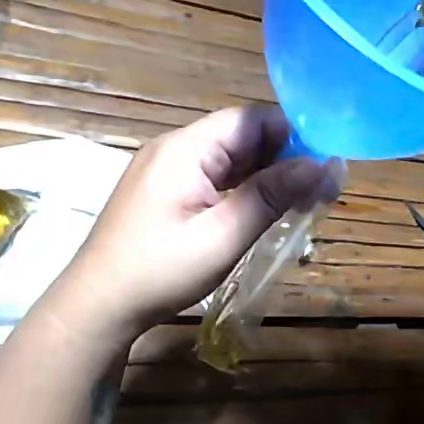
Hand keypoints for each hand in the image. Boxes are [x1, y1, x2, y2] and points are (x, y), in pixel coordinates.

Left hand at [49, 106, 343, 339]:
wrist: (98, 304)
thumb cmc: (159, 271)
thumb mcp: (222, 237)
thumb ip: (270, 197)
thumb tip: (321, 164)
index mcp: (185, 148)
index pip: (250, 119)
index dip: (292, 135)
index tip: (325, 164)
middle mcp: (173, 148)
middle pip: (240, 136)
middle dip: (282, 158)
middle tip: (320, 192)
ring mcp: (164, 170)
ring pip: (227, 159)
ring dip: (263, 177)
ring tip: (299, 205)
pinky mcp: (161, 191)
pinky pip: (209, 177)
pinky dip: (238, 190)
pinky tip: (260, 211)